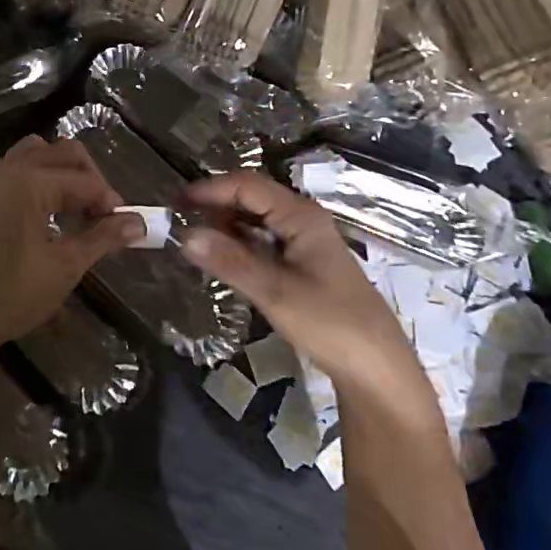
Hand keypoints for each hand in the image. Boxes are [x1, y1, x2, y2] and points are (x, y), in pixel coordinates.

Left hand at [0, 137, 142, 367]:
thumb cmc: (9, 295)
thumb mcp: (65, 267)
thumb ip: (103, 238)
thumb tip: (138, 223)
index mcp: (31, 182)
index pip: (86, 181)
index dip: (111, 203)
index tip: (125, 229)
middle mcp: (7, 170)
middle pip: (62, 153)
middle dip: (89, 179)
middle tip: (102, 217)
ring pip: (28, 153)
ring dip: (54, 170)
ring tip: (69, 205)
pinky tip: (14, 189)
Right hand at [177, 173, 417, 388]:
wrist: (374, 364)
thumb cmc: (329, 322)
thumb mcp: (274, 292)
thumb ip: (231, 262)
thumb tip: (186, 235)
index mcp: (300, 215)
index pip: (248, 186)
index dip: (211, 189)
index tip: (176, 201)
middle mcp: (303, 220)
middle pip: (253, 199)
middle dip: (216, 206)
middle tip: (179, 222)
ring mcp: (306, 242)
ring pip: (259, 221)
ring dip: (227, 226)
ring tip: (194, 241)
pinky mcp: (305, 264)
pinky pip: (266, 242)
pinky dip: (242, 245)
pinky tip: (225, 261)